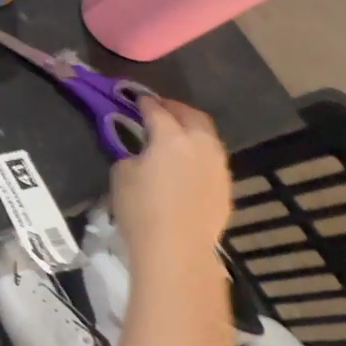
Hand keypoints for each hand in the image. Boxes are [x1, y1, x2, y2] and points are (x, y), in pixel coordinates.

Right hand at [109, 97, 231, 275]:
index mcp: (171, 138)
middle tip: (159, 108)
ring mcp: (218, 165)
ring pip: (207, 136)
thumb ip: (131, 155)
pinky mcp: (225, 185)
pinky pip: (212, 157)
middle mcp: (200, 144)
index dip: (145, 103)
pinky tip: (186, 160)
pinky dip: (199, 150)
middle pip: (192, 116)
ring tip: (176, 132)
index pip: (157, 111)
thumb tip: (140, 153)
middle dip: (175, 108)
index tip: (136, 99)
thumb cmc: (140, 208)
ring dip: (191, 128)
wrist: (176, 247)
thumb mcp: (121, 174)